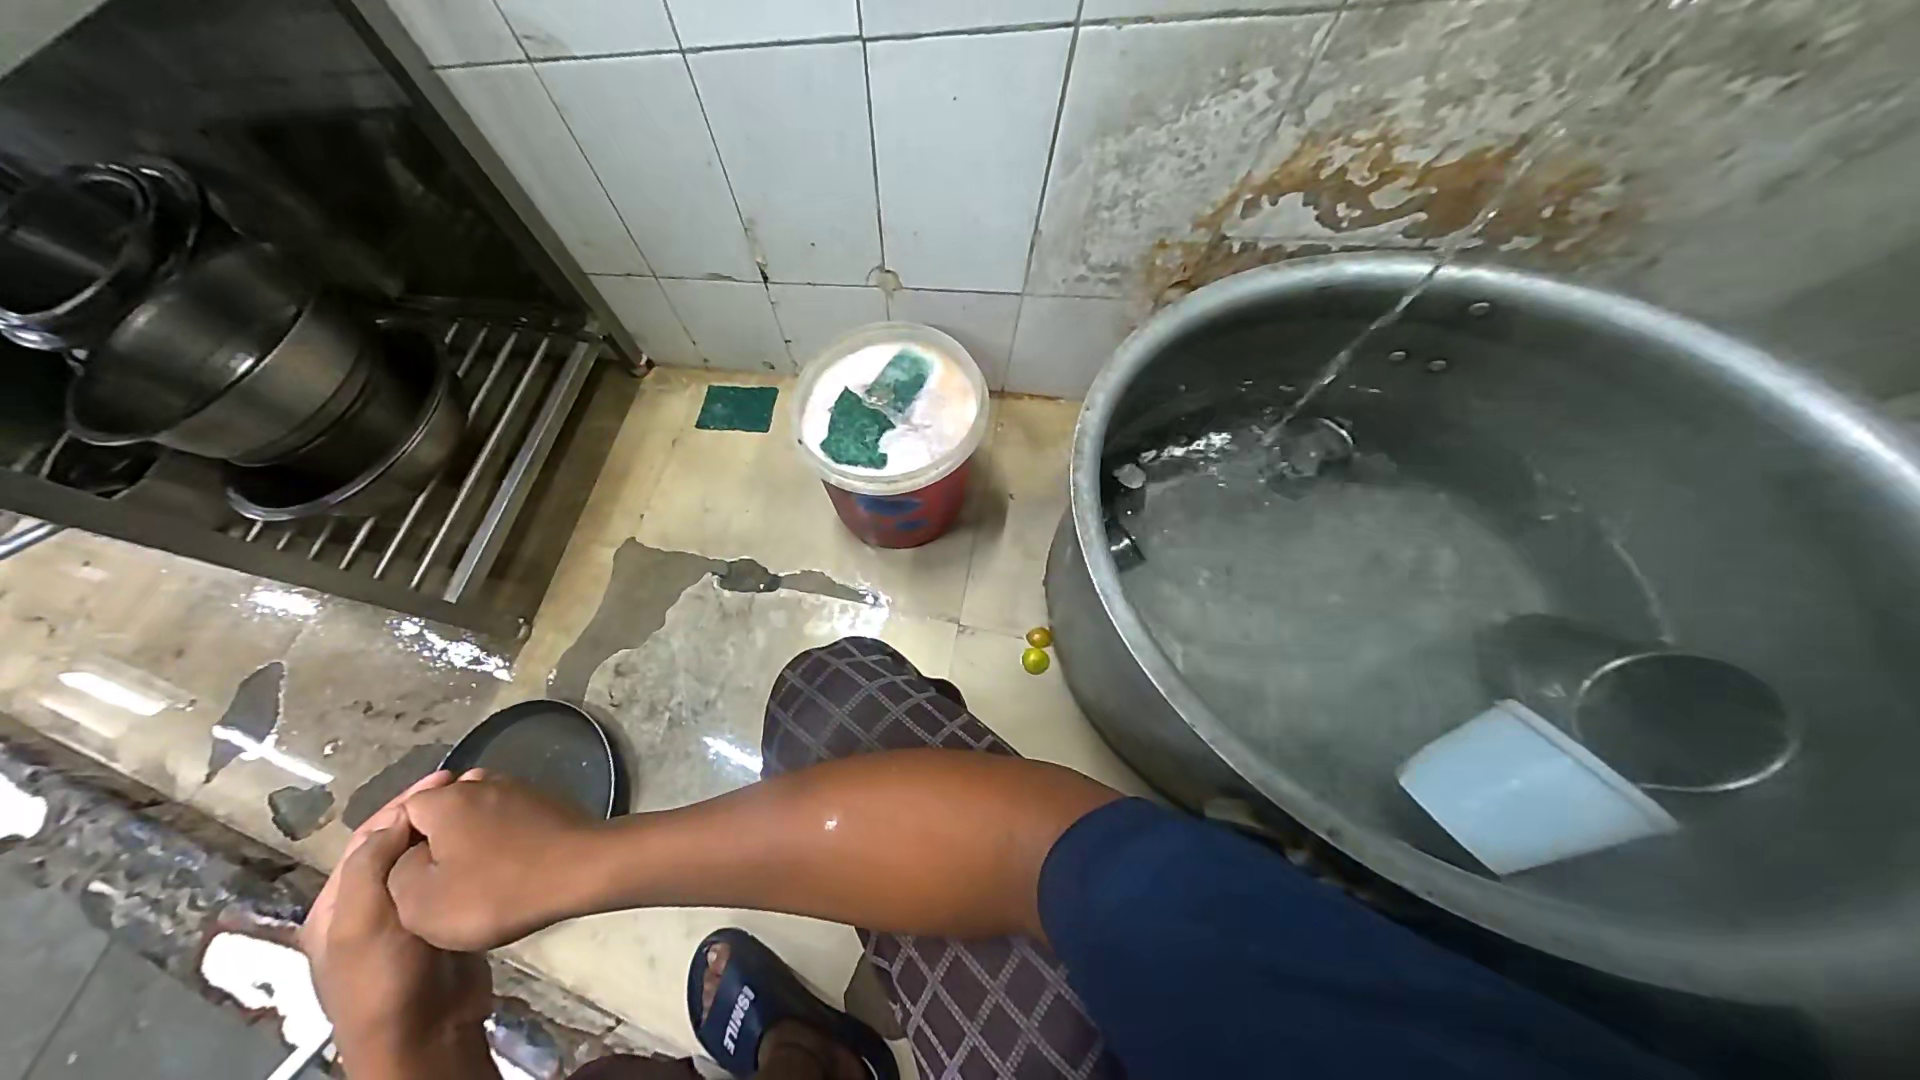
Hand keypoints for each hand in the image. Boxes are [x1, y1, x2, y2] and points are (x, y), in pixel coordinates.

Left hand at [301, 771, 493, 1075]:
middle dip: (430, 813)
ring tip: (484, 806)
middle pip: (397, 845)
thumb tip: (399, 816)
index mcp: (336, 904)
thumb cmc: (385, 975)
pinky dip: (465, 855)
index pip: (367, 837)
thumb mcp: (362, 921)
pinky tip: (488, 842)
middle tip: (471, 785)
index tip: (446, 777)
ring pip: (426, 859)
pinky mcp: (439, 922)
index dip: (404, 804)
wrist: (422, 1030)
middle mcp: (367, 905)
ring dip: (450, 831)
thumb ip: (370, 866)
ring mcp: (405, 915)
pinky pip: (449, 877)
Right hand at [388, 772, 603, 951]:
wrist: (582, 870)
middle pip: (445, 807)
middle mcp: (485, 783)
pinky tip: (508, 864)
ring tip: (472, 876)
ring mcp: (523, 789)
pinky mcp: (551, 803)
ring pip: (481, 810)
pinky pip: (512, 817)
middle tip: (438, 878)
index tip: (405, 877)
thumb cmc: (495, 889)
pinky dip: (505, 836)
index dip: (397, 845)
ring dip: (473, 837)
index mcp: (448, 800)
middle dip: (437, 838)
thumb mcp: (419, 901)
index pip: (403, 812)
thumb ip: (396, 873)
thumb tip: (410, 855)